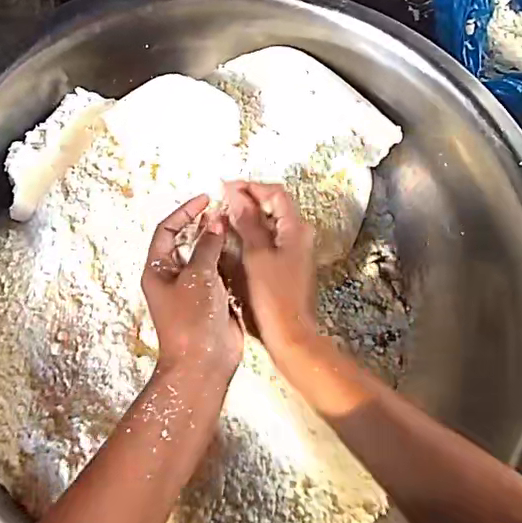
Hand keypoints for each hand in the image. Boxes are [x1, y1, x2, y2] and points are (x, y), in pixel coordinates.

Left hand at [142, 195, 242, 383]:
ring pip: (205, 255)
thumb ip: (207, 245)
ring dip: (218, 239)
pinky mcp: (212, 298)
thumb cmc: (192, 319)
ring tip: (235, 223)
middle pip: (186, 240)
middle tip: (224, 209)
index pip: (168, 230)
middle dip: (204, 224)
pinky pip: (219, 271)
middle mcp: (173, 275)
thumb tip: (215, 220)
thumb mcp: (198, 276)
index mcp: (158, 268)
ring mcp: (193, 287)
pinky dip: (229, 257)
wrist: (203, 364)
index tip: (205, 199)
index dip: (185, 211)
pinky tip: (242, 246)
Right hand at [223, 182, 318, 353]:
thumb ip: (247, 221)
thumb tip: (236, 194)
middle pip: (274, 205)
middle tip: (222, 200)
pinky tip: (235, 238)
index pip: (274, 193)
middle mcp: (299, 234)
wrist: (291, 336)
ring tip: (224, 216)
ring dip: (249, 216)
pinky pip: (270, 238)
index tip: (225, 188)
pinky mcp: (288, 263)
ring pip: (271, 222)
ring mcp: (295, 249)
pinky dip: (253, 233)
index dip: (250, 187)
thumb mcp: (256, 254)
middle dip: (248, 199)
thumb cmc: (273, 295)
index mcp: (295, 228)